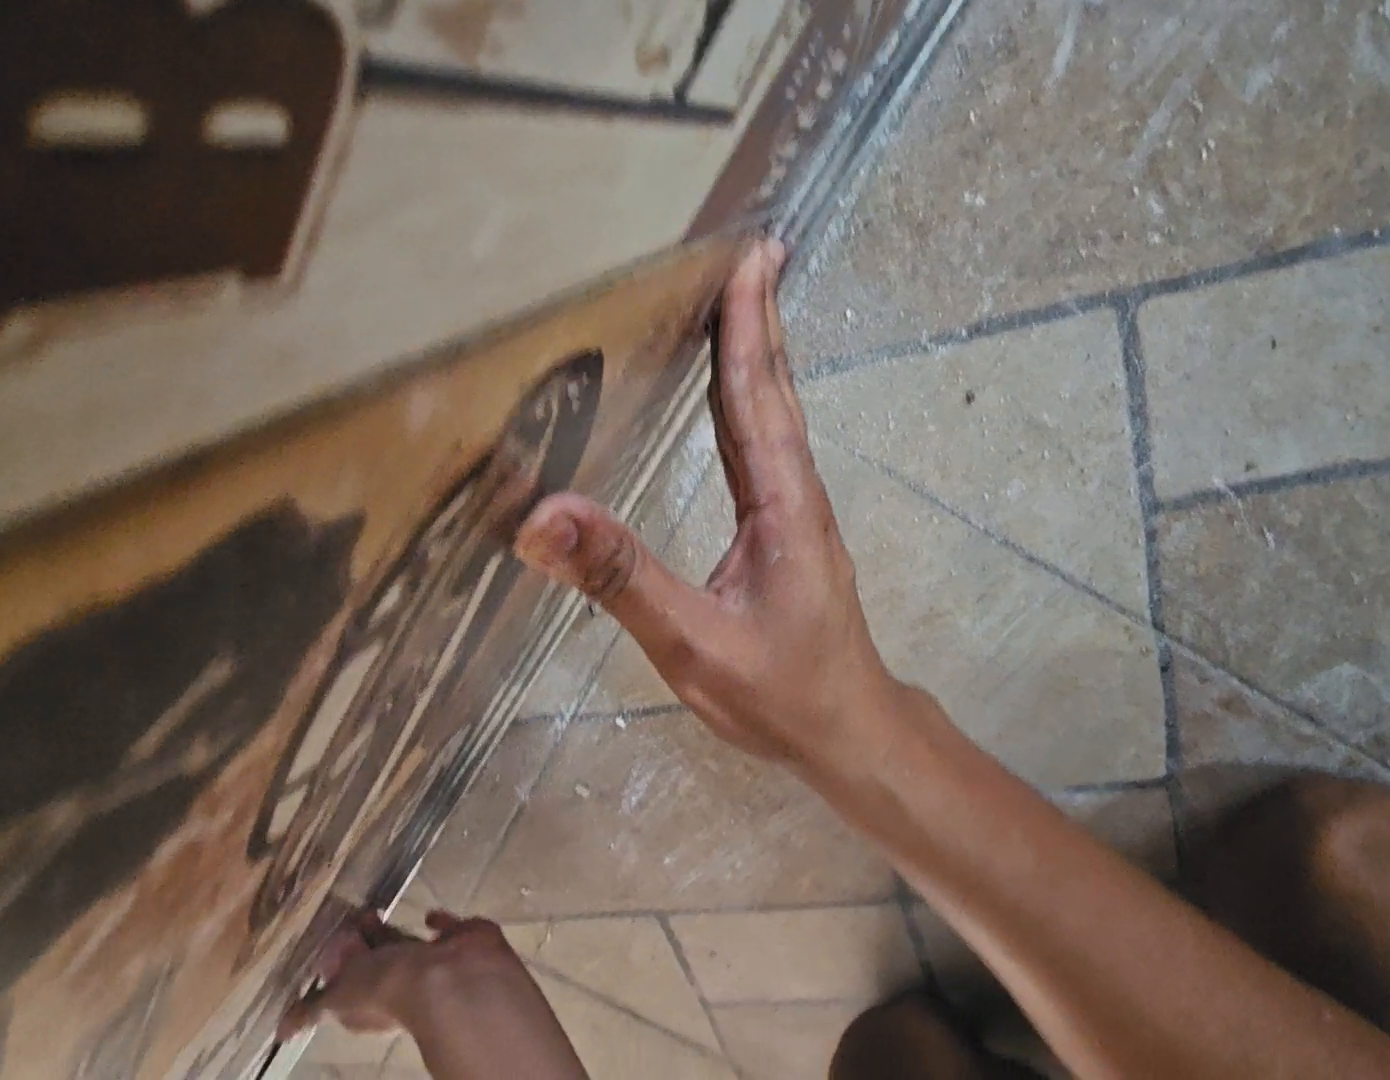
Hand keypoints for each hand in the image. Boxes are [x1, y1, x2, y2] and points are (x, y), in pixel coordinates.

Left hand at [278, 910, 527, 1037]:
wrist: (454, 973)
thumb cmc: (391, 986)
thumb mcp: (341, 997)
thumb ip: (316, 1007)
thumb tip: (284, 1031)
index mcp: (370, 1003)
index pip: (348, 984)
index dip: (338, 965)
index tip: (329, 938)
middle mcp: (401, 985)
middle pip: (376, 962)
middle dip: (362, 942)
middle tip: (350, 915)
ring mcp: (433, 962)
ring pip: (406, 944)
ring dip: (391, 930)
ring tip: (374, 906)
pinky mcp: (459, 939)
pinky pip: (445, 928)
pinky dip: (437, 920)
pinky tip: (428, 914)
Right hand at [514, 238, 903, 768]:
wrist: (847, 726)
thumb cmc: (782, 693)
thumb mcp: (694, 643)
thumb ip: (622, 579)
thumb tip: (541, 517)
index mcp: (783, 506)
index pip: (759, 400)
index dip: (750, 328)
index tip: (751, 259)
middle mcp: (796, 496)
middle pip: (774, 394)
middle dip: (761, 322)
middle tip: (756, 252)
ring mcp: (796, 514)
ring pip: (775, 419)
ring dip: (760, 357)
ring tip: (745, 302)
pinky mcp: (788, 533)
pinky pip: (766, 453)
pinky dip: (751, 407)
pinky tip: (738, 399)